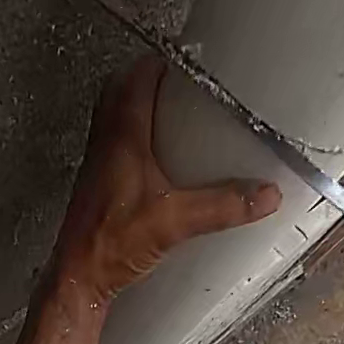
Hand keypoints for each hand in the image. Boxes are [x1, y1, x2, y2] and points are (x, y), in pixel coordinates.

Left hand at [52, 57, 280, 302]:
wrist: (79, 280)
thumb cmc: (108, 248)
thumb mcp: (174, 223)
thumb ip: (221, 207)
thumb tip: (264, 195)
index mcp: (120, 138)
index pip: (136, 78)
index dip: (162, 64)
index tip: (189, 64)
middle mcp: (104, 146)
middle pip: (121, 93)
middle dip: (151, 84)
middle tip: (181, 90)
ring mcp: (97, 167)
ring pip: (115, 121)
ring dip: (141, 113)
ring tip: (173, 122)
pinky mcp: (97, 189)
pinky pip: (115, 151)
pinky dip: (135, 146)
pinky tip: (157, 168)